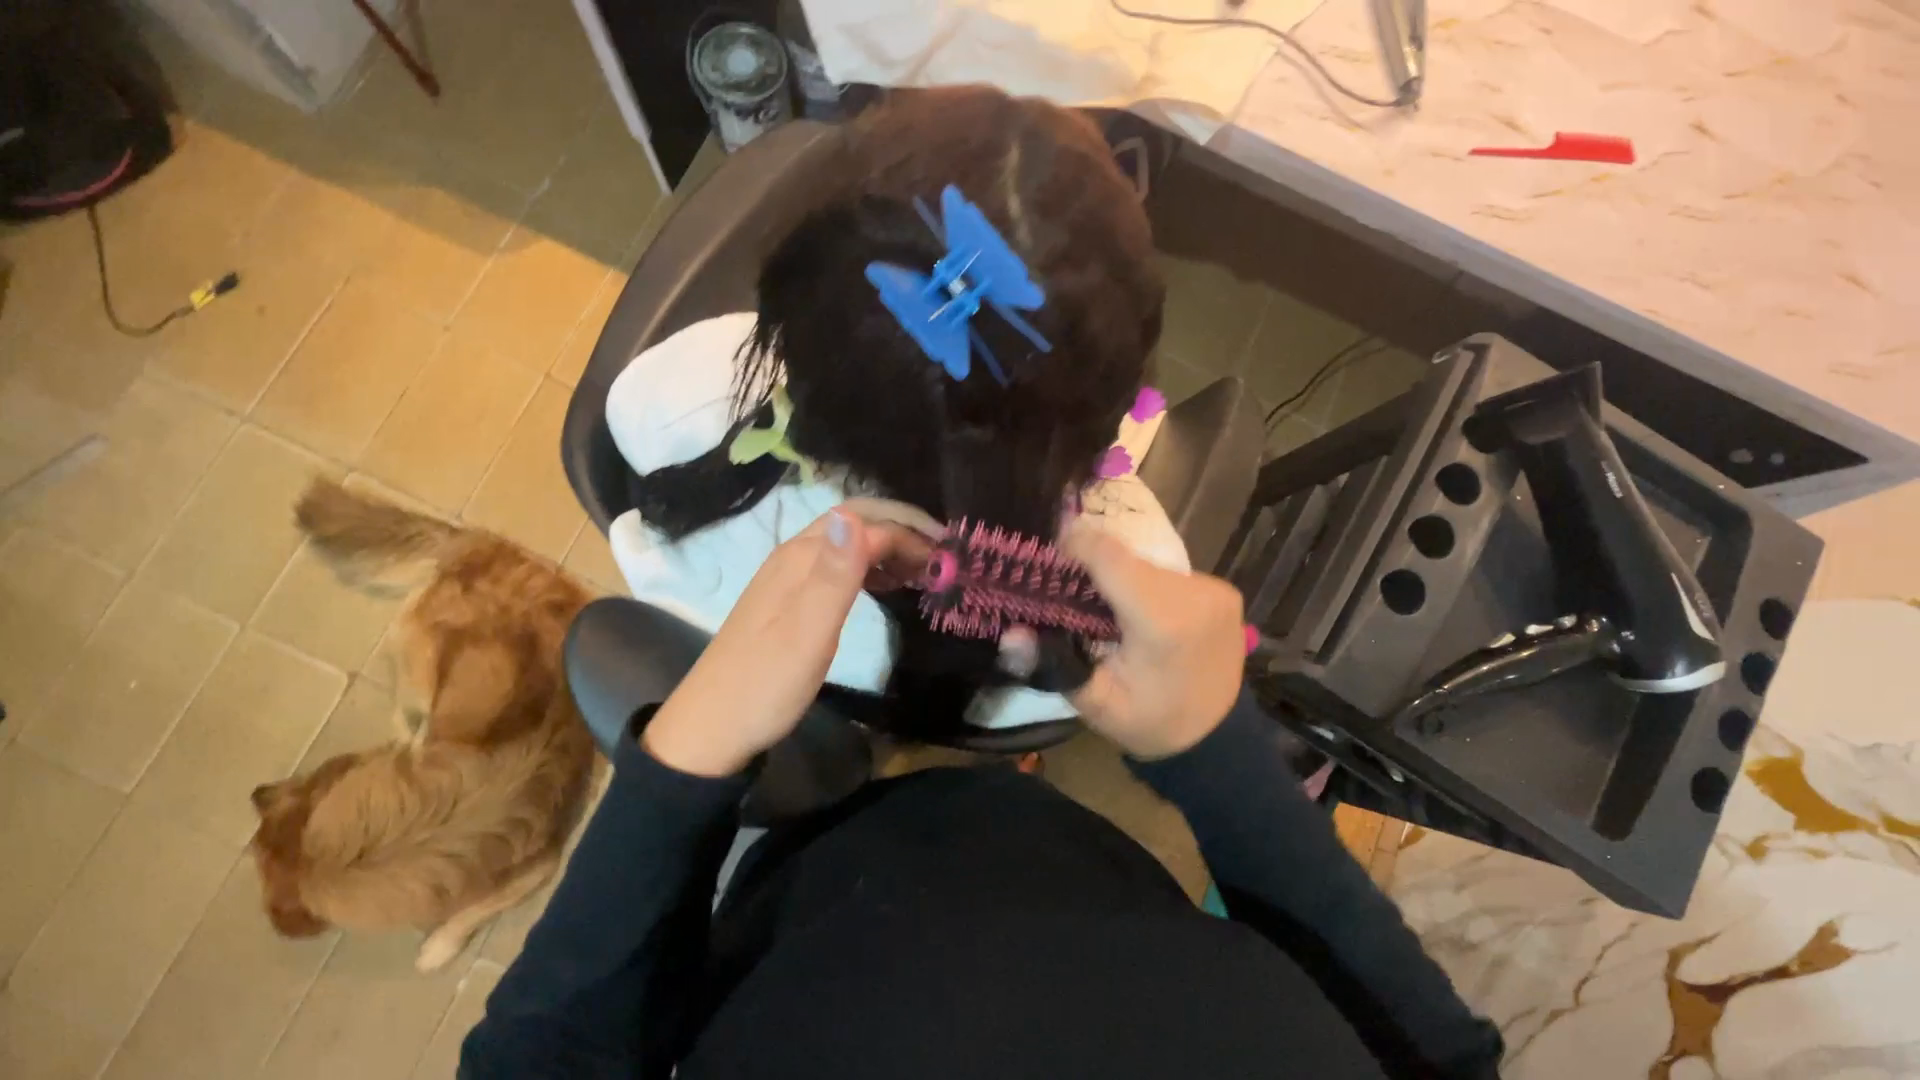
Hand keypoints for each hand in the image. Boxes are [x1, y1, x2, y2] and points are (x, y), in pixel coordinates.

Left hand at [643, 508, 932, 776]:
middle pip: (855, 523)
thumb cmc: (766, 684)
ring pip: (847, 544)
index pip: (866, 524)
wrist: (712, 729)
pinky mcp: (788, 602)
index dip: (909, 534)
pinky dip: (869, 568)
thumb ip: (835, 575)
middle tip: (943, 558)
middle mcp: (793, 558)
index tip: (949, 558)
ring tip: (924, 572)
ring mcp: (788, 579)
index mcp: (800, 559)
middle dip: (901, 530)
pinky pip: (837, 566)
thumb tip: (855, 517)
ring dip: (887, 547)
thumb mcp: (808, 633)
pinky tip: (885, 587)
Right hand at [1064, 524, 1245, 759]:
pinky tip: (1149, 618)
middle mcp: (1195, 595)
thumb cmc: (1150, 722)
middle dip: (1099, 571)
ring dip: (1128, 581)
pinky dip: (1154, 590)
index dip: (1076, 546)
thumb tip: (1011, 633)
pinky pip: (1175, 577)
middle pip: (1129, 561)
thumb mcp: (1095, 702)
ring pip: (1152, 567)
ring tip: (1113, 613)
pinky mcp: (1227, 593)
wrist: (1216, 739)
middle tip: (1077, 596)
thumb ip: (1052, 663)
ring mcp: (1216, 592)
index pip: (1110, 557)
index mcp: (1161, 621)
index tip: (1052, 554)